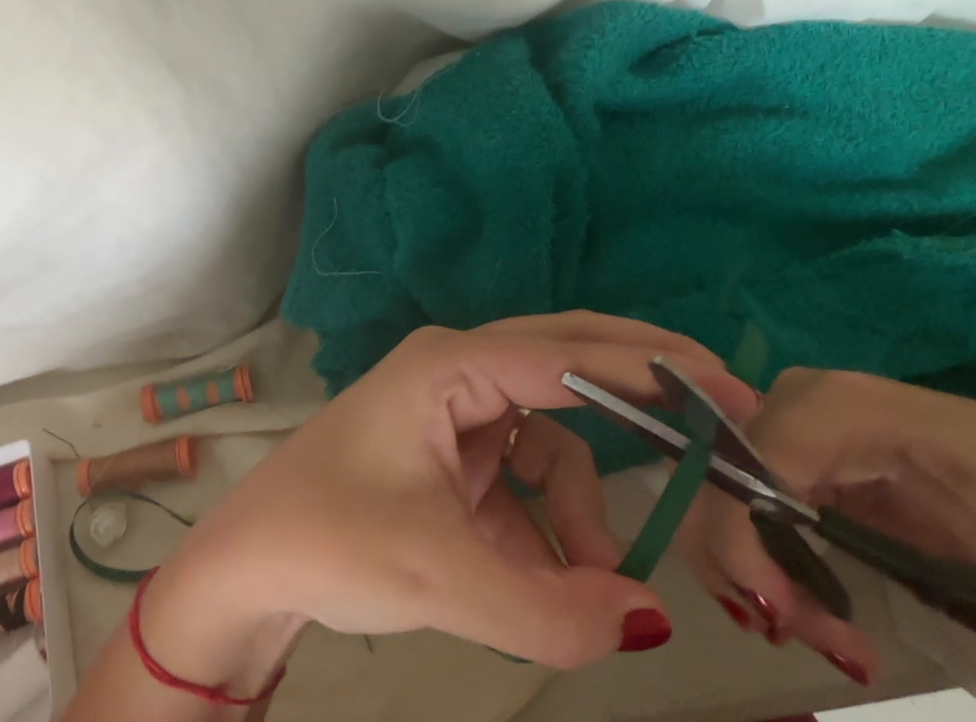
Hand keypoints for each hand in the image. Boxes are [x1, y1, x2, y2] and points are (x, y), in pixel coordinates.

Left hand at [130, 312, 759, 697]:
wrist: (245, 567)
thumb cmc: (326, 542)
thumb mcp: (439, 578)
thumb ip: (547, 608)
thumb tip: (648, 621)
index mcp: (448, 367)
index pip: (570, 355)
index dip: (654, 371)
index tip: (730, 392)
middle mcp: (454, 372)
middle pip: (568, 364)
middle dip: (641, 393)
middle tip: (720, 417)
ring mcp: (450, 413)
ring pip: (550, 442)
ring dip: (581, 507)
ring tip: (594, 582)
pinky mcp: (447, 455)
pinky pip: (521, 478)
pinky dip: (545, 525)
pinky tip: (545, 578)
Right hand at [678, 368, 975, 721]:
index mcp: (853, 406)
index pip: (752, 454)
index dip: (742, 530)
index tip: (782, 616)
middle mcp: (804, 405)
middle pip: (719, 474)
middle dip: (738, 559)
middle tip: (809, 636)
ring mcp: (796, 433)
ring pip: (717, 493)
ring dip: (743, 569)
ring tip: (825, 634)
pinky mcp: (799, 466)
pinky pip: (739, 507)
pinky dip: (754, 564)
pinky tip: (810, 609)